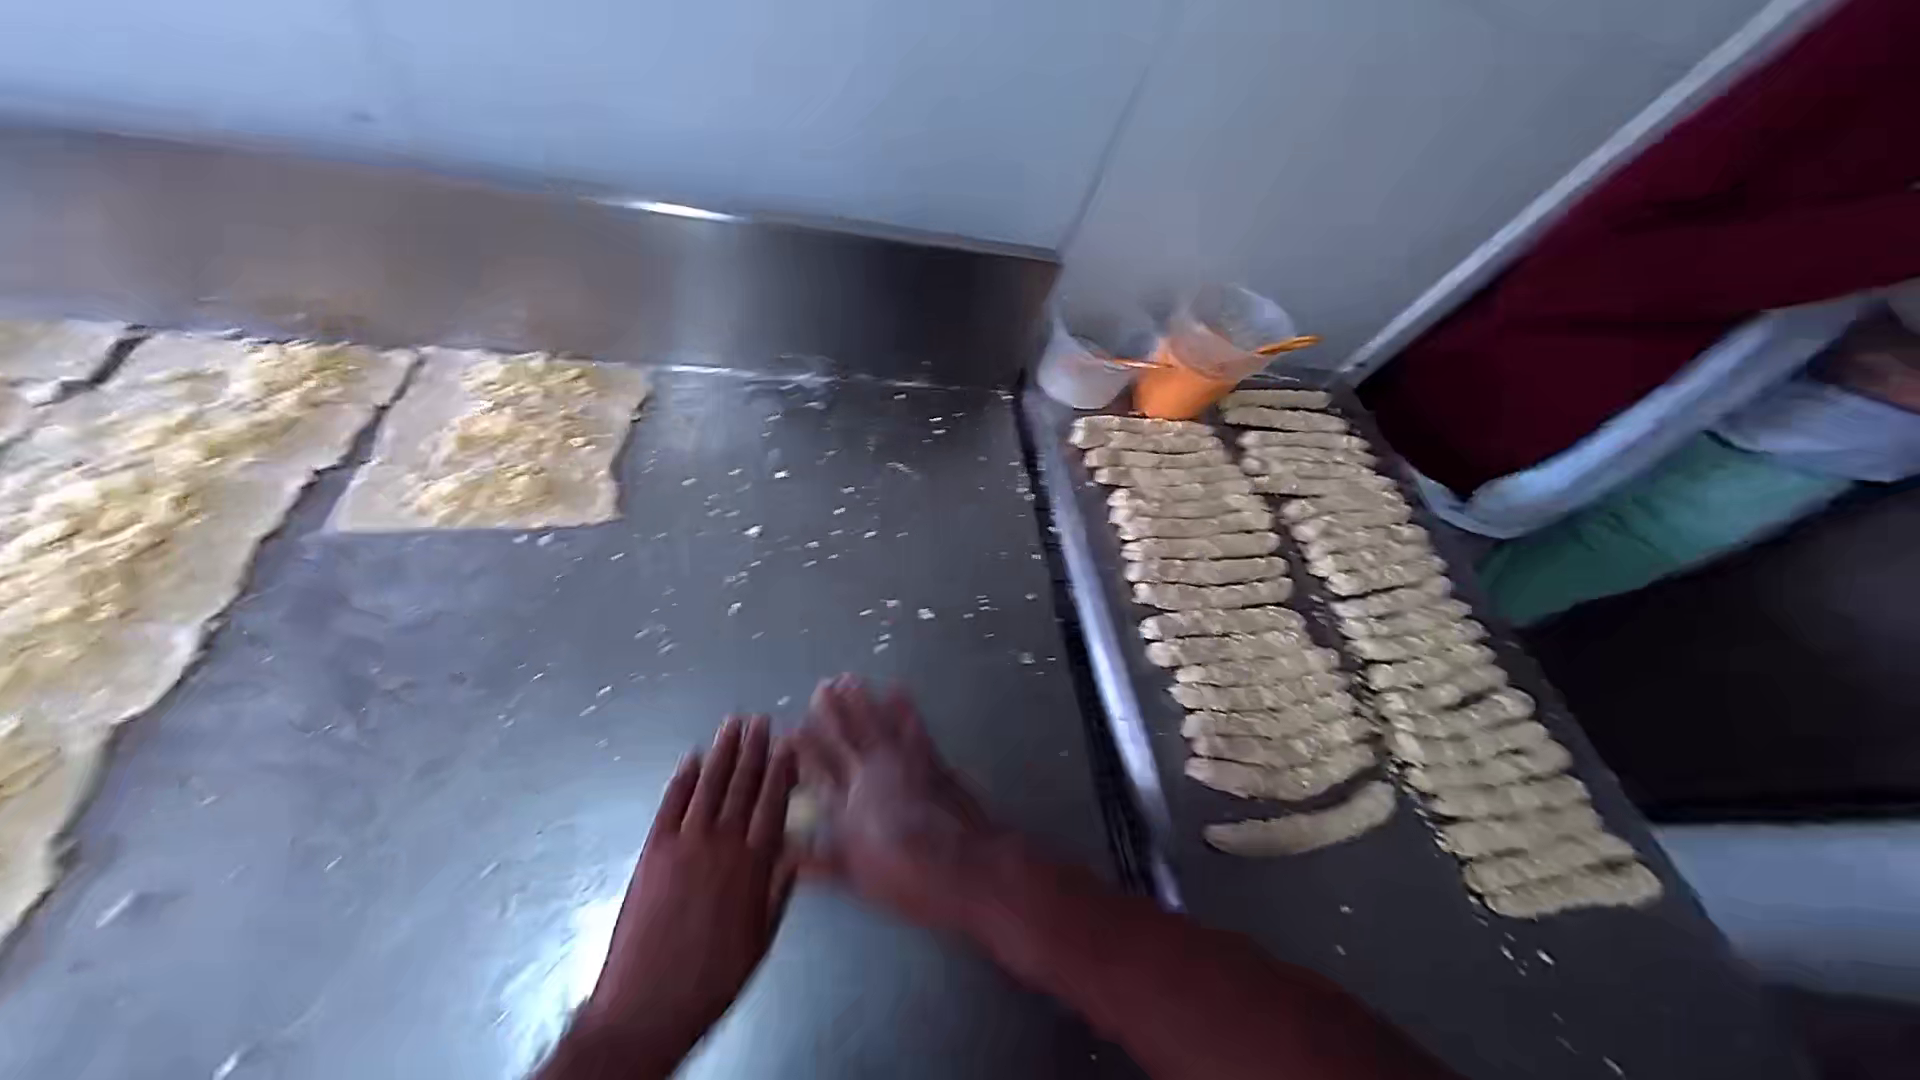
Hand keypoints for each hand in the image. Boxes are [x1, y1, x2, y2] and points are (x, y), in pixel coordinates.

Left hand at [572, 714, 796, 1071]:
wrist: (646, 1007)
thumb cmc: (713, 977)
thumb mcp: (761, 938)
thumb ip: (778, 890)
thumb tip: (790, 852)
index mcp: (754, 864)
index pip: (773, 802)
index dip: (782, 770)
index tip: (788, 744)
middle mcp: (722, 844)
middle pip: (743, 785)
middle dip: (755, 750)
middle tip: (761, 721)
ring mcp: (685, 844)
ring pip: (709, 786)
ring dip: (722, 753)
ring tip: (732, 726)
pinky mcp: (652, 852)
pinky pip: (669, 805)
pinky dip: (681, 780)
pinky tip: (691, 759)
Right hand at [792, 675, 999, 929]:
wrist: (964, 868)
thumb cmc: (907, 880)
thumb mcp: (856, 878)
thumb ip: (821, 862)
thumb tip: (787, 851)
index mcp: (847, 806)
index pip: (819, 769)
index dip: (805, 747)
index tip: (792, 726)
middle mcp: (871, 777)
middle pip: (846, 738)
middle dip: (830, 711)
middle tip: (820, 687)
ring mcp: (902, 763)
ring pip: (875, 724)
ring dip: (861, 700)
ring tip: (848, 678)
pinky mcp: (930, 759)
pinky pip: (912, 727)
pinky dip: (904, 707)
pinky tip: (897, 688)